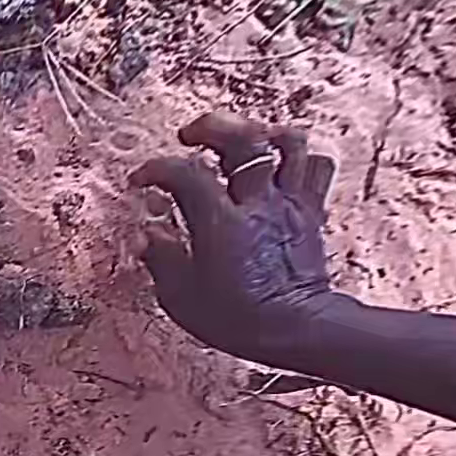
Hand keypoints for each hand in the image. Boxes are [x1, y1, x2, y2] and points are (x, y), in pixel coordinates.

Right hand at [129, 113, 347, 363]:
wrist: (293, 328)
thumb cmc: (232, 319)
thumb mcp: (179, 296)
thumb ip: (162, 259)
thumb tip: (146, 235)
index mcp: (220, 225)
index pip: (186, 176)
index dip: (157, 169)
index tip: (140, 178)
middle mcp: (258, 205)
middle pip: (244, 140)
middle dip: (213, 127)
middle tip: (189, 134)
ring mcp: (290, 203)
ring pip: (289, 142)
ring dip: (260, 133)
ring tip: (239, 141)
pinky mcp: (311, 211)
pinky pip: (314, 165)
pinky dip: (297, 156)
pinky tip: (278, 166)